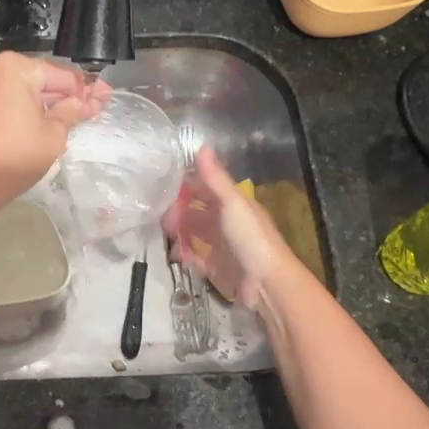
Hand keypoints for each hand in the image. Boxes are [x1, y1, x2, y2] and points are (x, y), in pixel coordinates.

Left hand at [0, 52, 109, 209]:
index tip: (105, 97)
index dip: (86, 89)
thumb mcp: (53, 134)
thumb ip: (71, 112)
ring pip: (28, 90)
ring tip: (80, 114)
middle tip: (96, 106)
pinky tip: (53, 117)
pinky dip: (32, 107)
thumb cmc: (16, 155)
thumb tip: (84, 103)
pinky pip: (13, 99)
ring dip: (52, 101)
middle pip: (44, 79)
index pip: (62, 75)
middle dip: (69, 94)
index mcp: (16, 67)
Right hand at [163, 145, 295, 306]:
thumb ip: (215, 178)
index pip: (205, 188)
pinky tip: (178, 256)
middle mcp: (226, 221)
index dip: (186, 185)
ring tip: (167, 236)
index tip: (163, 186)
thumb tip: (202, 145)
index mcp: (233, 203)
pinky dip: (186, 256)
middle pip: (196, 211)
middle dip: (178, 212)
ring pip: (193, 234)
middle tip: (162, 217)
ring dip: (179, 233)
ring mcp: (221, 245)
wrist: (266, 283)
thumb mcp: (232, 203)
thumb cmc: (251, 238)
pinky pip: (195, 257)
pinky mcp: (216, 267)